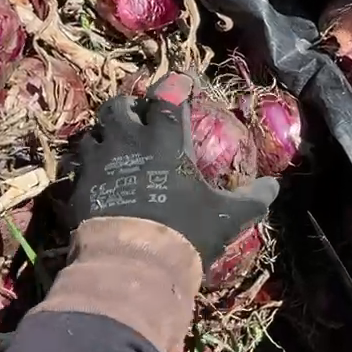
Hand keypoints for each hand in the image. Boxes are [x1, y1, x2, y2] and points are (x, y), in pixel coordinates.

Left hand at [64, 88, 278, 264]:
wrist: (131, 265)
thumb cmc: (183, 232)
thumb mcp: (226, 216)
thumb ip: (251, 199)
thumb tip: (274, 187)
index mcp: (165, 139)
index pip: (168, 95)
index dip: (175, 85)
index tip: (181, 86)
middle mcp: (128, 141)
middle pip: (120, 105)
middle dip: (129, 107)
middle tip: (139, 118)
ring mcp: (98, 162)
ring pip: (93, 133)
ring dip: (105, 135)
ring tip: (115, 147)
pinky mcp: (78, 186)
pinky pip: (77, 166)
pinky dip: (87, 167)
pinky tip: (98, 179)